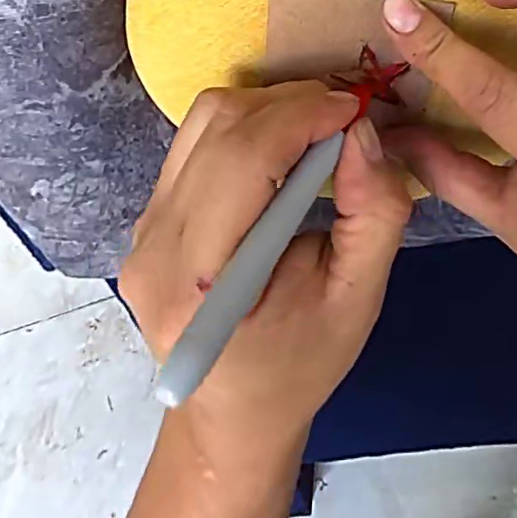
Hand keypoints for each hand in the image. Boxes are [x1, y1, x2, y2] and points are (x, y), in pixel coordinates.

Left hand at [121, 82, 412, 460]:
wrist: (231, 414)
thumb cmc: (299, 367)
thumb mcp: (358, 298)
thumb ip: (373, 213)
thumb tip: (361, 131)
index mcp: (198, 282)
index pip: (244, 159)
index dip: (303, 116)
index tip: (355, 108)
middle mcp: (154, 244)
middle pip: (220, 127)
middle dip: (291, 104)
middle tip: (344, 115)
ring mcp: (142, 227)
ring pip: (204, 121)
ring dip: (269, 108)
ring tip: (317, 128)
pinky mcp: (149, 216)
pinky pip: (198, 140)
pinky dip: (248, 126)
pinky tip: (282, 148)